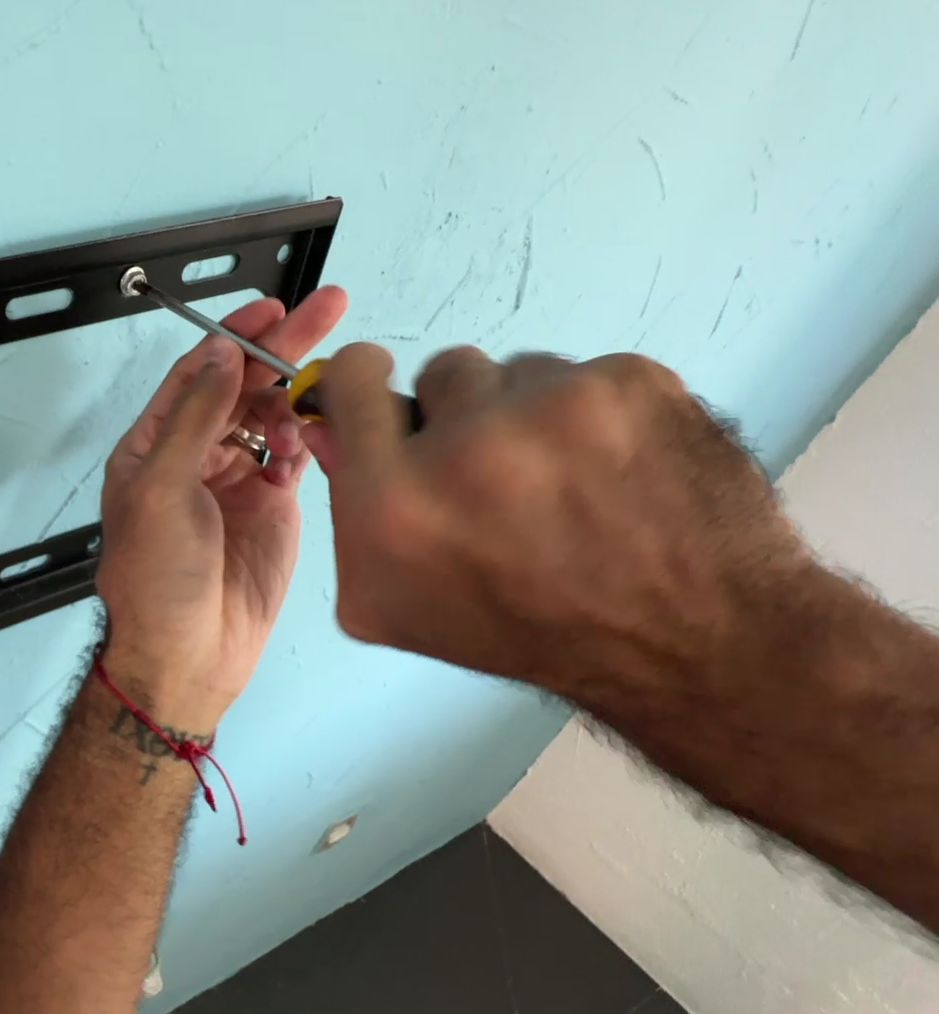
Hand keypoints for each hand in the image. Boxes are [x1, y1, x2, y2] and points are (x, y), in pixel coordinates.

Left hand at [95, 288, 348, 732]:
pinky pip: (293, 455)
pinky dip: (306, 440)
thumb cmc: (156, 577)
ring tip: (315, 399)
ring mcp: (235, 479)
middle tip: (327, 308)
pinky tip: (311, 440)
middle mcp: (193, 456)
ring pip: (269, 417)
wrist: (189, 652)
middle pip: (239, 387)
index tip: (272, 307)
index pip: (195, 376)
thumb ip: (192, 419)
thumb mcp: (160, 490)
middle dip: (279, 350)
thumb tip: (220, 355)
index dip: (233, 338)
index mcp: (152, 447)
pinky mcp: (272, 505)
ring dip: (294, 399)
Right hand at [304, 343, 810, 705]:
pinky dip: (590, 416)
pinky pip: (585, 374)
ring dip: (525, 414)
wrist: (689, 641)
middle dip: (457, 414)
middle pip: (441, 372)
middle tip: (493, 473)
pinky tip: (613, 472)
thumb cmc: (514, 628)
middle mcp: (465, 443)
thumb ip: (341, 509)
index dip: (362, 382)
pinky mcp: (635, 383)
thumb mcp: (388, 598)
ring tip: (563, 480)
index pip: (351, 375)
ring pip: (516, 373)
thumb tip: (325, 426)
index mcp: (392, 500)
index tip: (381, 398)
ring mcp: (555, 406)